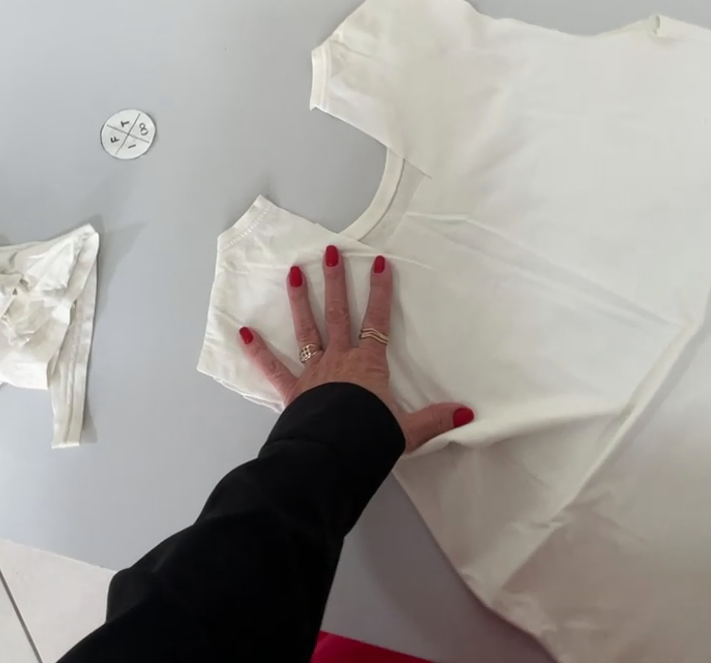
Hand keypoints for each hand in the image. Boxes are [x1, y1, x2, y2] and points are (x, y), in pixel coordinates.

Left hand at [240, 246, 472, 452]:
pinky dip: (257, 351)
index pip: (377, 320)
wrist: (333, 459)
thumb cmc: (369, 440)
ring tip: (294, 271)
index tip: (379, 262)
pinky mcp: (291, 390)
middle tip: (330, 252)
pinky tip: (242, 331)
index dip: (380, 291)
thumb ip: (435, 420)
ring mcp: (312, 372)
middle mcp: (339, 359)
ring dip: (300, 300)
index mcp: (368, 364)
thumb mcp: (408, 431)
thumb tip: (467, 413)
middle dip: (337, 281)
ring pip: (306, 328)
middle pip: (339, 313)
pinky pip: (272, 368)